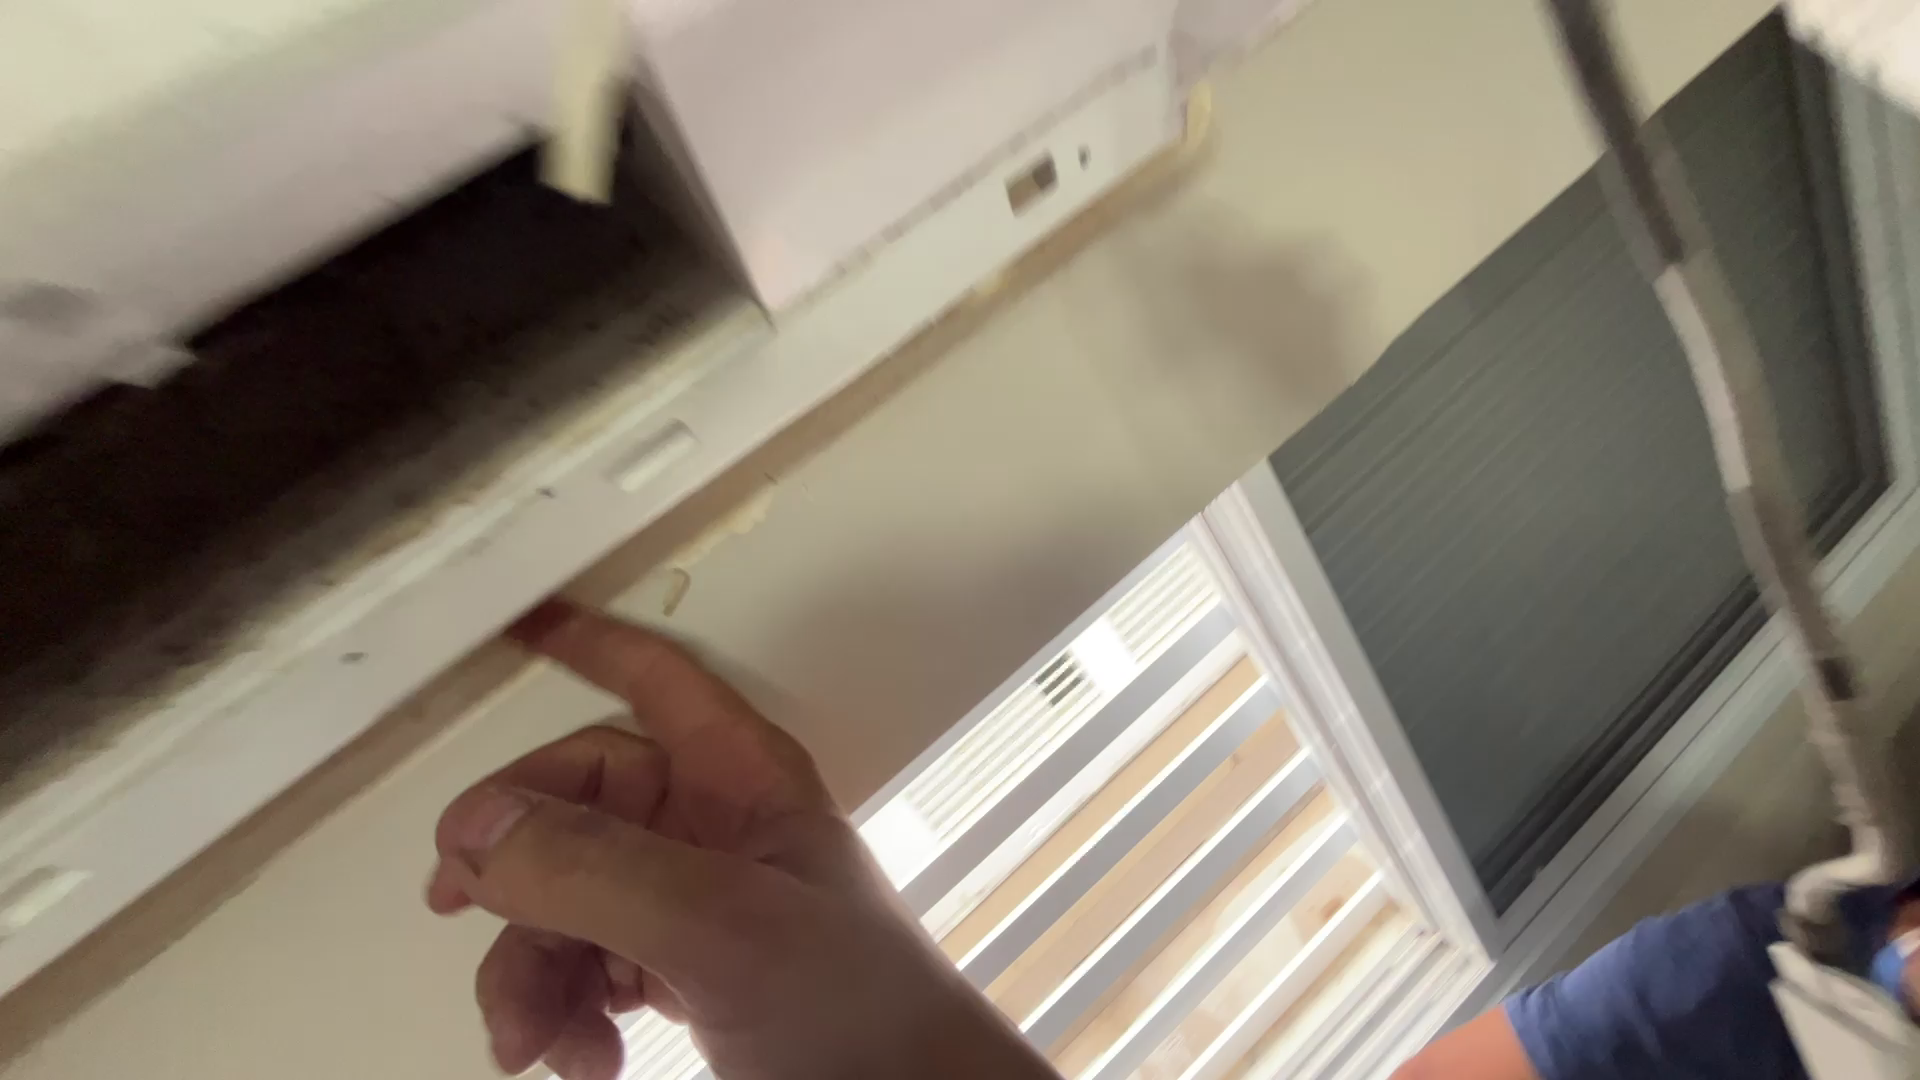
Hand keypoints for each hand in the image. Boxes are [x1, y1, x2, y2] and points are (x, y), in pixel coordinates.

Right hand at [425, 599, 1059, 1079]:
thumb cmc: (849, 1003)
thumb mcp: (723, 927)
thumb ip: (602, 871)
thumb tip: (483, 826)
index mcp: (741, 774)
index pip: (660, 680)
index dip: (594, 646)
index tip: (522, 628)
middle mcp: (710, 819)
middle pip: (581, 793)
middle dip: (516, 855)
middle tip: (457, 902)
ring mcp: (689, 889)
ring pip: (567, 887)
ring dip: (531, 962)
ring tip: (540, 1042)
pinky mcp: (675, 956)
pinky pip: (585, 956)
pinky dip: (563, 1007)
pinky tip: (583, 1057)